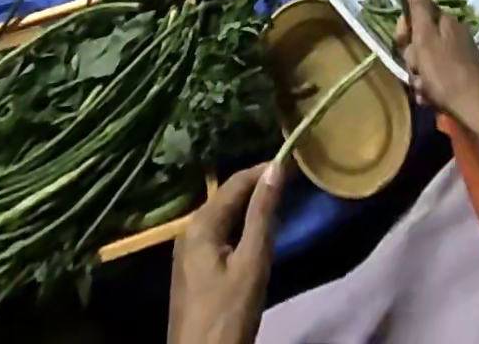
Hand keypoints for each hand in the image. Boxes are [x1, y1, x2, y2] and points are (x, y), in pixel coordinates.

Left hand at [168, 162, 283, 343]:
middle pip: (227, 197)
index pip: (235, 182)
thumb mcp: (252, 265)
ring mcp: (188, 249)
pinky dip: (240, 226)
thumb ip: (262, 216)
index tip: (290, 162)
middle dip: (256, 186)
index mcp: (200, 222)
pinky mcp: (193, 268)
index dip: (263, 170)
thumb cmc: (228, 315)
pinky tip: (255, 232)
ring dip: (249, 206)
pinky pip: (219, 234)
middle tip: (287, 179)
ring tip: (277, 199)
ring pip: (223, 216)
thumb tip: (275, 168)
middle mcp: (189, 228)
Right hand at [395, 0, 478, 130]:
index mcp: (446, 22)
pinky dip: (430, 86)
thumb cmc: (446, 73)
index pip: (415, 15)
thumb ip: (418, 4)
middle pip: (420, 39)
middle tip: (416, 70)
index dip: (405, 31)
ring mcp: (459, 56)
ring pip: (425, 60)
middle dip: (413, 57)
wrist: (478, 112)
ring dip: (419, 75)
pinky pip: (436, 76)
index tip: (403, 44)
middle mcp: (454, 34)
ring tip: (424, 88)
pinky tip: (429, 97)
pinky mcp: (462, 76)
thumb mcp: (425, 36)